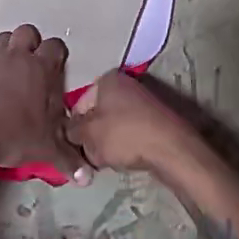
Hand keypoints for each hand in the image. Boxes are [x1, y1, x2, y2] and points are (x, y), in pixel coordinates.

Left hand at [0, 24, 90, 183]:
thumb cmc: (11, 135)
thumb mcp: (45, 149)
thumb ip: (68, 159)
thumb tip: (87, 178)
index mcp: (41, 69)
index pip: (55, 46)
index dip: (57, 54)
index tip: (55, 69)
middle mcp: (17, 57)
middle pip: (28, 32)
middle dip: (32, 43)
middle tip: (31, 65)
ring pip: (3, 39)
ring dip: (8, 49)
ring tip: (9, 70)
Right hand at [67, 70, 216, 180]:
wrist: (170, 149)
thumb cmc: (125, 135)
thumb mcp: (88, 134)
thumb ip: (71, 131)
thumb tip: (69, 132)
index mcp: (109, 80)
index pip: (78, 104)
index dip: (72, 128)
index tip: (73, 146)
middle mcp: (127, 85)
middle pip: (97, 115)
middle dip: (91, 137)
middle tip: (90, 155)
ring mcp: (143, 102)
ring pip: (113, 127)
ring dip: (106, 144)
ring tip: (107, 159)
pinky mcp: (154, 120)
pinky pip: (130, 133)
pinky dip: (124, 145)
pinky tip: (124, 159)